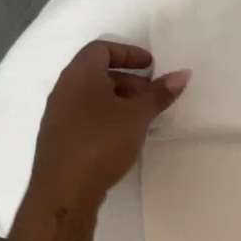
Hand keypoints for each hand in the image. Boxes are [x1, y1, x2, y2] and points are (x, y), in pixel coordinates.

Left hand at [28, 41, 187, 204]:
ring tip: (142, 118)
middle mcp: (63, 90)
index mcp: (79, 75)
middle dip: (128, 79)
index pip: (101, 49)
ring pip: (91, 96)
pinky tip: (122, 137)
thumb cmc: (101, 142)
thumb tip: (182, 74)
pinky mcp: (58, 139)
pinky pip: (85, 116)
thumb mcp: (137, 116)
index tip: (151, 66)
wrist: (63, 191)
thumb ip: (159, 94)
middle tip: (152, 95)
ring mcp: (57, 116)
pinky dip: (106, 117)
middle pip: (97, 72)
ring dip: (118, 100)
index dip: (128, 53)